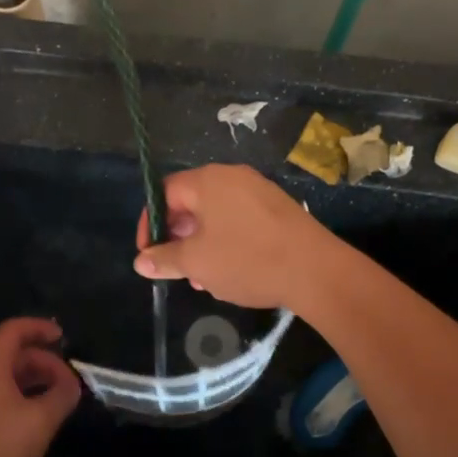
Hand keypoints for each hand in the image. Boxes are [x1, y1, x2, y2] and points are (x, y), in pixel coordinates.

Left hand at [0, 317, 80, 456]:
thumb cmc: (0, 448)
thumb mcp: (41, 420)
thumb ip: (61, 396)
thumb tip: (72, 385)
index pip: (12, 330)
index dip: (38, 327)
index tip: (62, 337)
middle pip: (12, 354)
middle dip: (43, 361)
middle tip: (68, 381)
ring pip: (7, 377)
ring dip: (35, 380)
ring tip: (59, 398)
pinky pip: (1, 396)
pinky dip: (24, 397)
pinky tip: (39, 419)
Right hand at [132, 164, 335, 308]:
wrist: (317, 271)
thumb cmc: (248, 260)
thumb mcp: (198, 263)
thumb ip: (165, 259)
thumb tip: (141, 261)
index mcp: (207, 181)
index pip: (164, 193)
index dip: (151, 224)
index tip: (149, 255)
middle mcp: (232, 177)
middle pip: (191, 202)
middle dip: (178, 238)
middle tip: (177, 269)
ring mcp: (258, 191)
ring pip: (216, 215)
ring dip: (203, 245)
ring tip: (206, 280)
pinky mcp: (277, 209)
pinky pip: (239, 220)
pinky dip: (227, 242)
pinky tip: (232, 272)